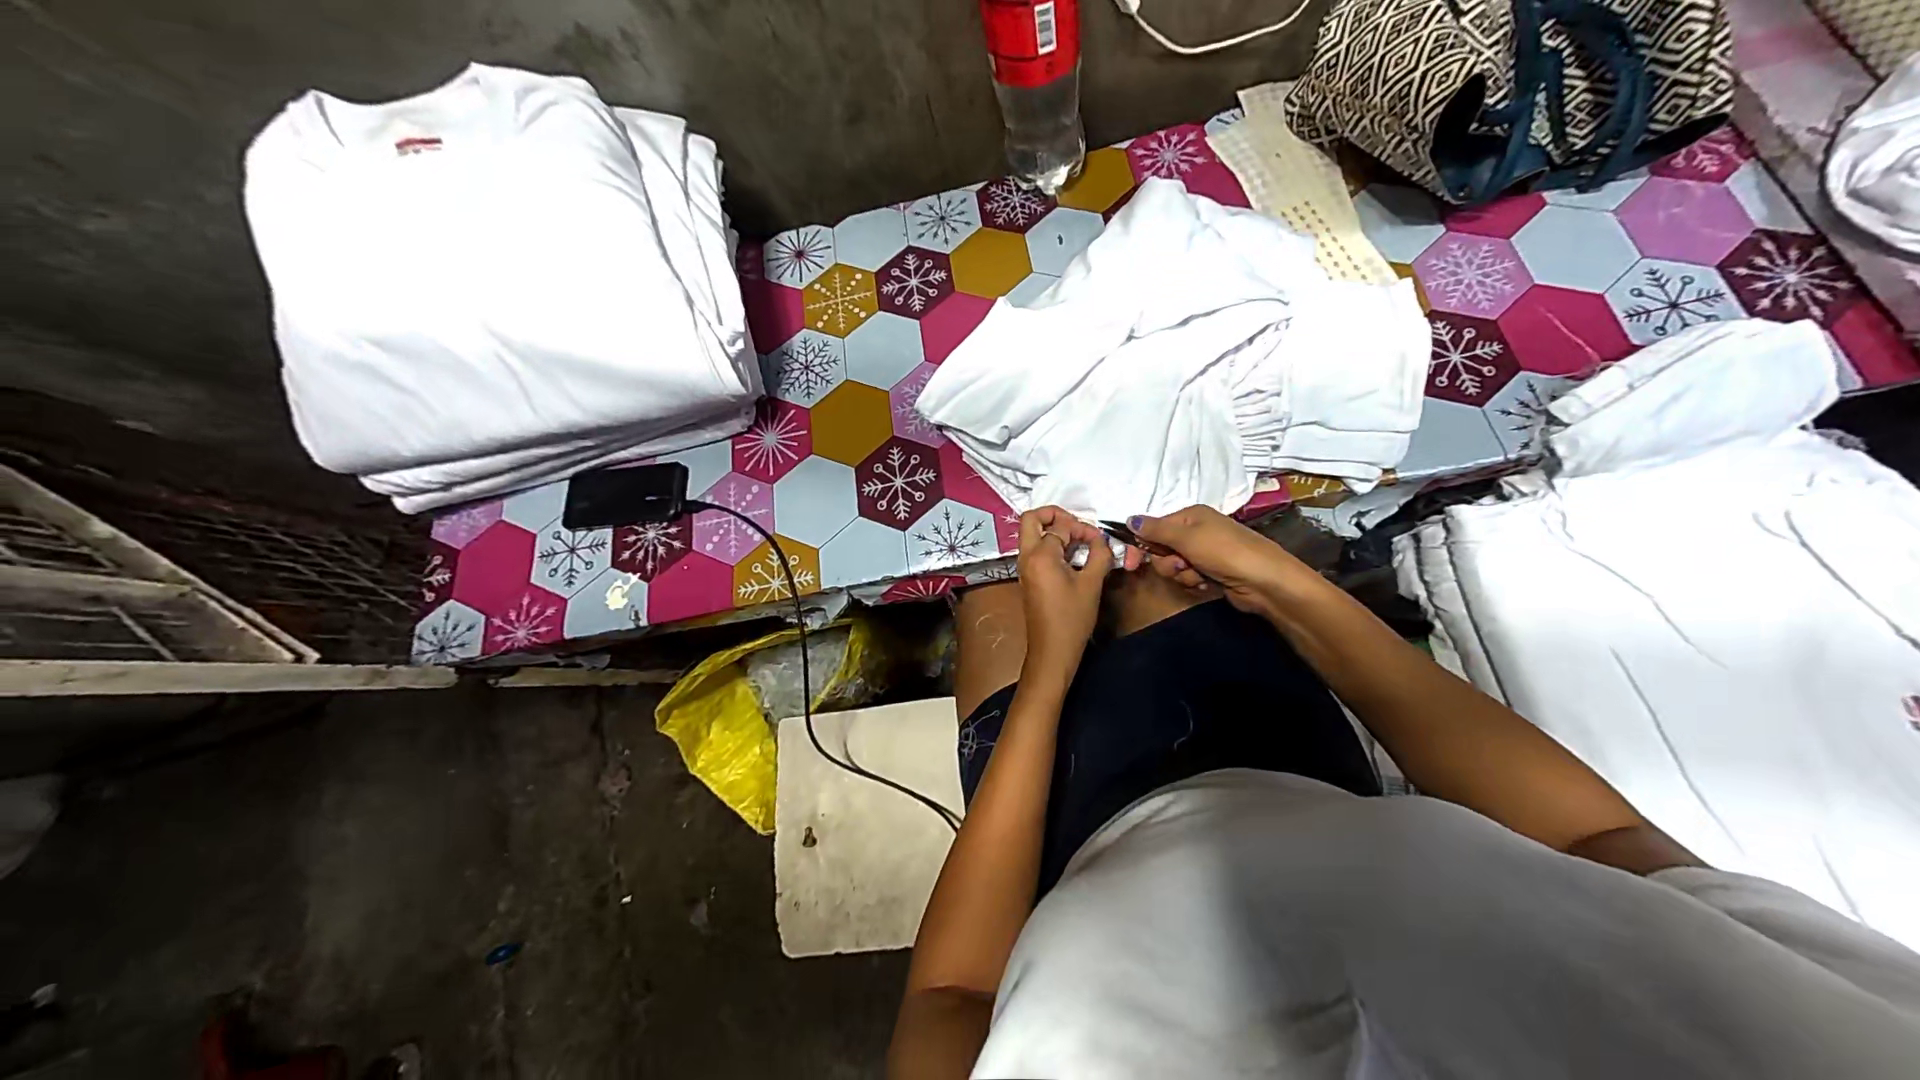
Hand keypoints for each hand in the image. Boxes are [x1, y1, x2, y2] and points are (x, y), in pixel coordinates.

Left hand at [1016, 505, 1112, 677]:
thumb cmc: (1072, 618)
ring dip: (1053, 530)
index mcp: (1040, 555)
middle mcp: (1026, 557)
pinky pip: (1034, 549)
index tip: (1099, 540)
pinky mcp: (1028, 577)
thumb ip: (1099, 555)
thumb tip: (1100, 540)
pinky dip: (1051, 544)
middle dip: (1055, 515)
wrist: (1052, 650)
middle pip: (1031, 519)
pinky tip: (1072, 556)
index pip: (1060, 526)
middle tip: (1077, 525)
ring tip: (1079, 541)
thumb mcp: (1092, 584)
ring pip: (1031, 533)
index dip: (1083, 528)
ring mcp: (1024, 567)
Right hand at [1127, 505, 1309, 616]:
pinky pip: (1187, 577)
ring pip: (1173, 566)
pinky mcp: (1210, 572)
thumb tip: (1129, 518)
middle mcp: (1195, 531)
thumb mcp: (1187, 537)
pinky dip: (1193, 581)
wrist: (1264, 580)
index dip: (1140, 544)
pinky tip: (1207, 583)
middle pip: (1161, 548)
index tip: (1130, 563)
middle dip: (1167, 562)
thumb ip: (1156, 529)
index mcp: (1190, 515)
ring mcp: (1203, 552)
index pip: (1153, 527)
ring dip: (1182, 574)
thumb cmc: (1224, 551)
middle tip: (1182, 566)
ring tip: (1199, 575)